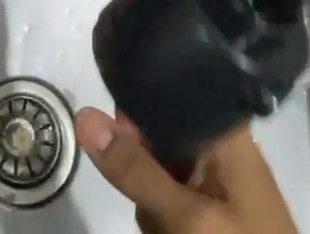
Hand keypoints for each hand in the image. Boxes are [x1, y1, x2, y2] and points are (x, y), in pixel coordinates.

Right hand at [76, 109, 297, 233]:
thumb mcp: (187, 217)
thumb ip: (135, 169)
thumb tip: (83, 115)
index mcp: (227, 133)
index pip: (171, 91)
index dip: (137, 108)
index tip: (117, 134)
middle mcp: (219, 149)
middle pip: (155, 134)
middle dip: (142, 168)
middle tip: (155, 205)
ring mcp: (213, 183)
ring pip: (154, 172)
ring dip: (150, 205)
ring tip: (170, 232)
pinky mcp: (206, 211)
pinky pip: (164, 201)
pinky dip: (160, 221)